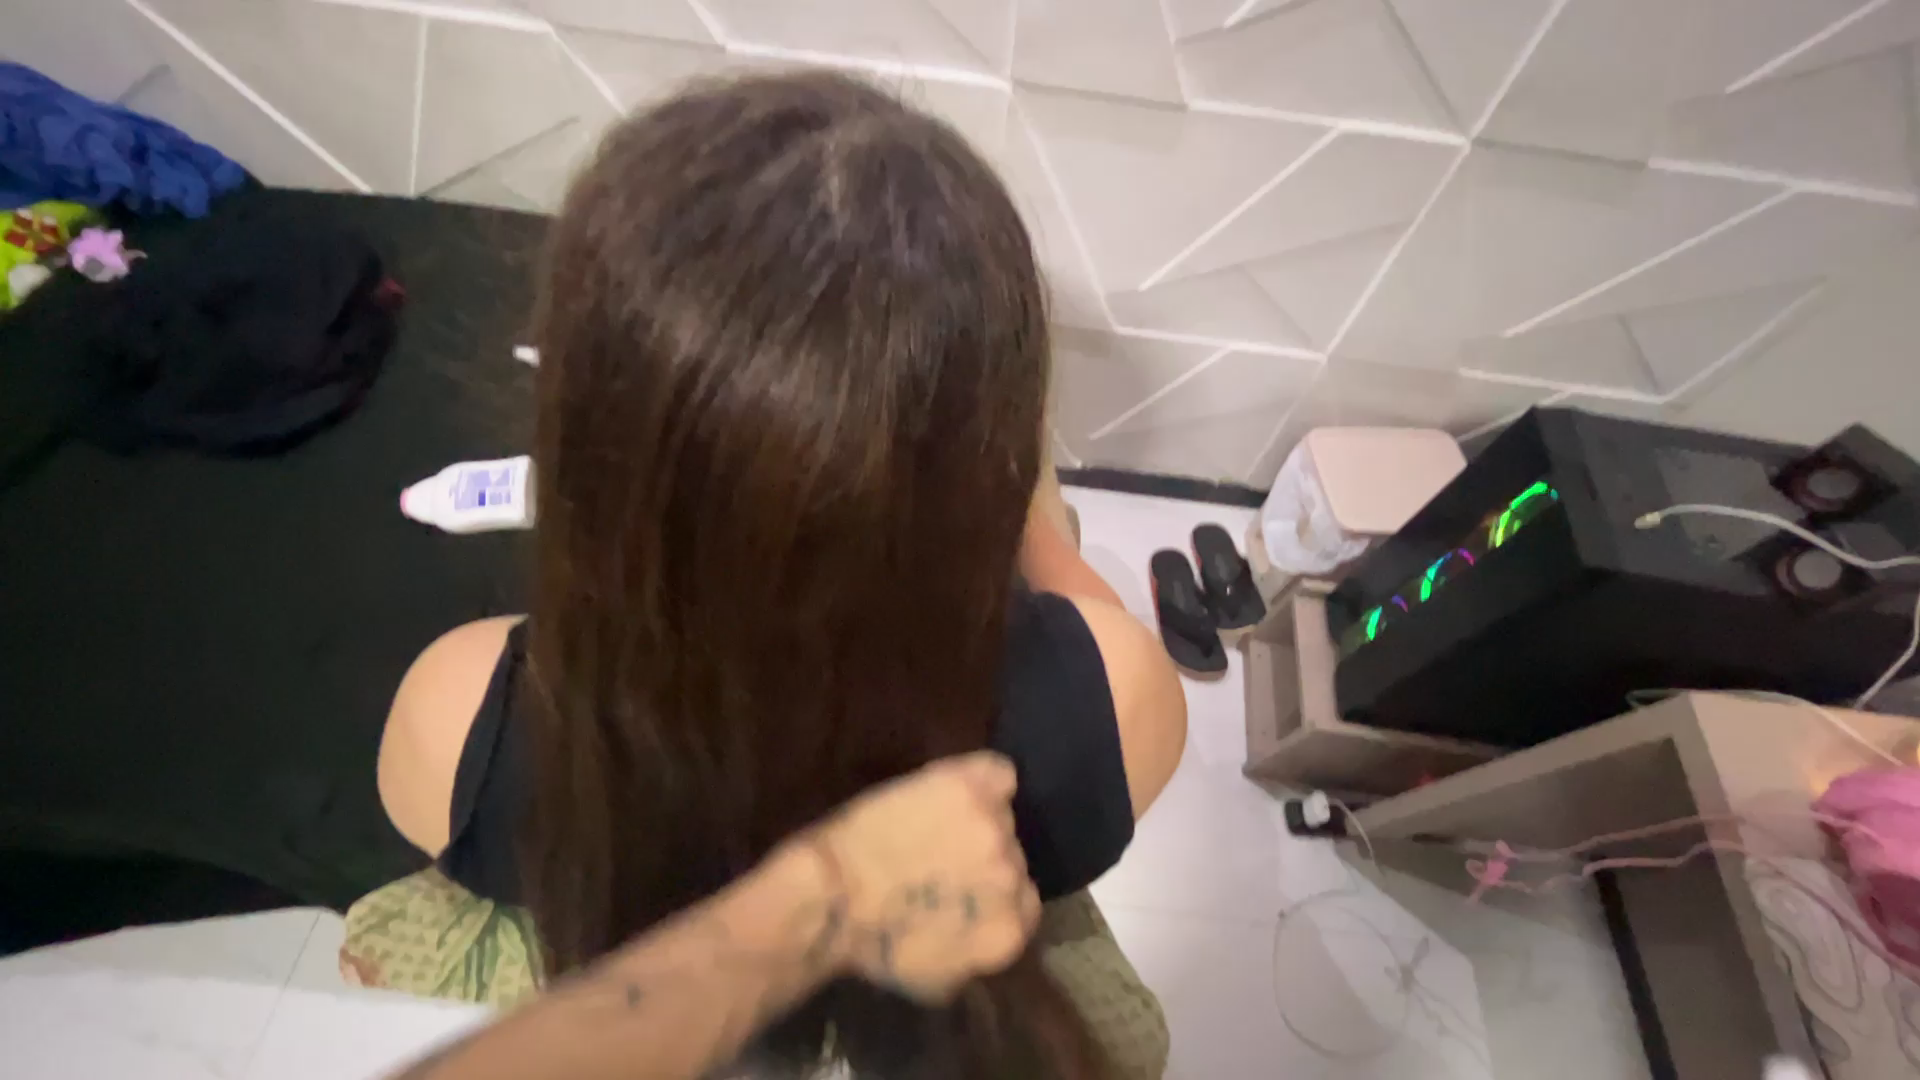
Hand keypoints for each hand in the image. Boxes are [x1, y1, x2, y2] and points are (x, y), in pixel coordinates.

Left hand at [804, 751, 1039, 1002]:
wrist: (834, 894)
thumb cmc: (874, 942)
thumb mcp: (939, 979)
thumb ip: (981, 952)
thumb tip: (992, 928)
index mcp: (1010, 930)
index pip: (1024, 900)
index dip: (992, 893)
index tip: (965, 886)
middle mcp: (1011, 874)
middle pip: (1013, 853)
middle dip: (983, 855)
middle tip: (945, 854)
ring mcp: (993, 825)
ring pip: (1001, 813)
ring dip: (976, 818)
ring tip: (938, 822)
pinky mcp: (970, 786)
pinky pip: (999, 772)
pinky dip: (985, 776)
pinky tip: (959, 786)